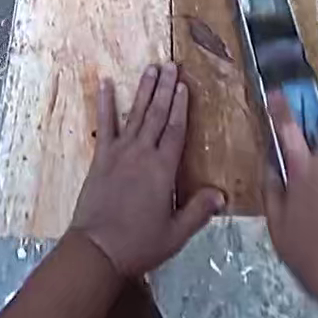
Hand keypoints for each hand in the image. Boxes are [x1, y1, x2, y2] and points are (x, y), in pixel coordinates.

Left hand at [69, 63, 221, 278]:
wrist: (95, 253)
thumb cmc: (138, 243)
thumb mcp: (175, 234)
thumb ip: (198, 211)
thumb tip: (222, 195)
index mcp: (163, 168)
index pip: (176, 129)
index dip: (182, 106)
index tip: (185, 84)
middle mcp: (143, 153)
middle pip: (158, 114)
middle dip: (166, 88)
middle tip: (171, 64)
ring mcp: (120, 152)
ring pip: (136, 114)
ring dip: (145, 89)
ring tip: (151, 67)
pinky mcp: (100, 158)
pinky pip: (105, 126)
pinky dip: (105, 103)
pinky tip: (105, 83)